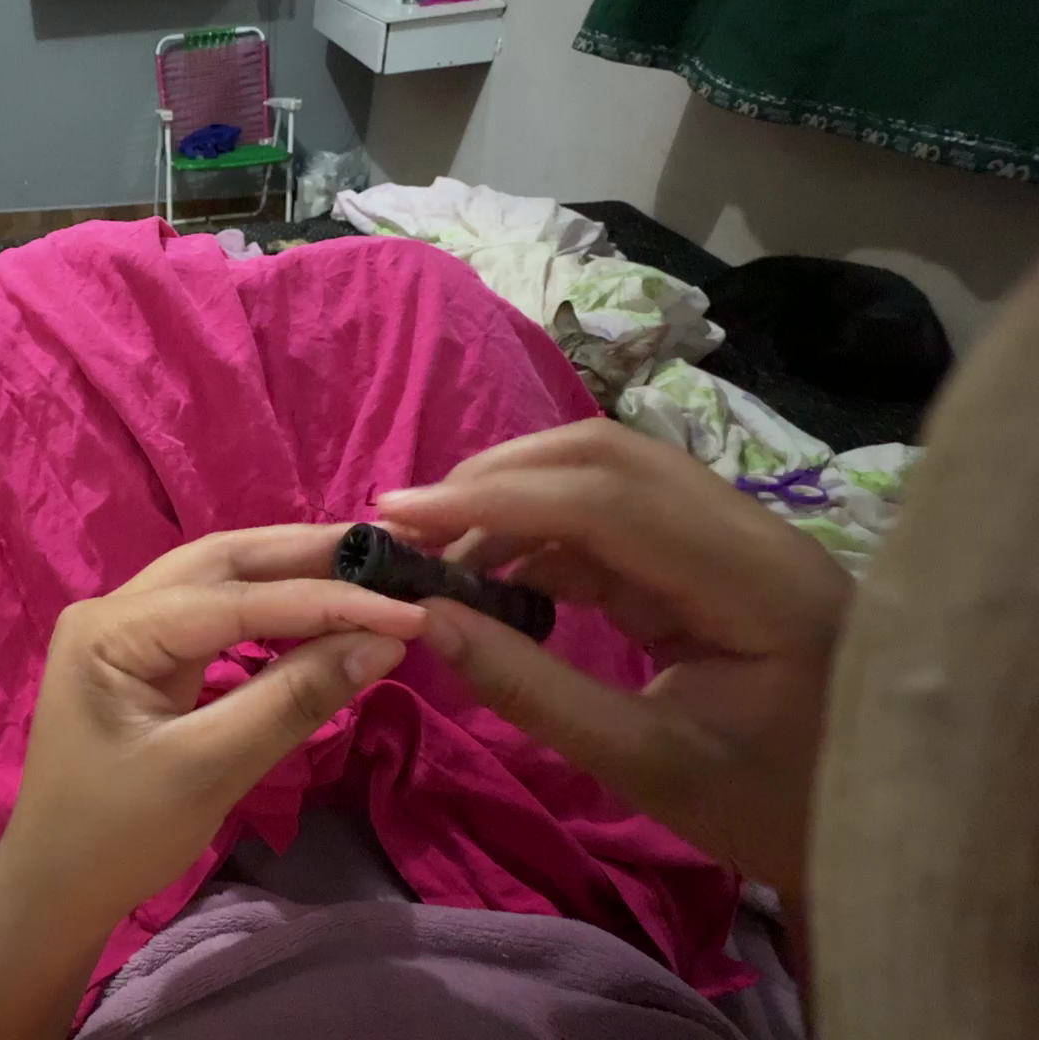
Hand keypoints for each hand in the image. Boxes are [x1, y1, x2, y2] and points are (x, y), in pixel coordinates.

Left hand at [0, 523, 425, 930]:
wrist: (56, 886)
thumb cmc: (117, 836)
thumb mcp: (209, 770)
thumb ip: (293, 700)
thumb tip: (382, 643)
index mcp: (110, 629)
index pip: (231, 599)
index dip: (323, 601)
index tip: (406, 609)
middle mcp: (112, 609)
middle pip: (219, 562)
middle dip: (304, 554)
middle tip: (388, 554)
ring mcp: (124, 627)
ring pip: (216, 579)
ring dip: (288, 572)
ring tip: (363, 571)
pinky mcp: (142, 653)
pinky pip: (212, 614)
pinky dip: (267, 609)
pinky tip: (311, 610)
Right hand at [378, 420, 850, 898]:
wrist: (876, 819)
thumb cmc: (773, 806)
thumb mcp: (644, 765)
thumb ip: (527, 688)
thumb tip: (422, 617)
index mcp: (756, 583)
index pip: (605, 500)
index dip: (491, 498)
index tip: (398, 514)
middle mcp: (747, 532)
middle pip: (602, 456)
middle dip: (492, 478)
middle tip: (411, 522)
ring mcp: (725, 535)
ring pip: (597, 473)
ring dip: (505, 498)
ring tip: (436, 547)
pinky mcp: (698, 552)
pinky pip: (597, 516)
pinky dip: (528, 532)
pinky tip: (487, 571)